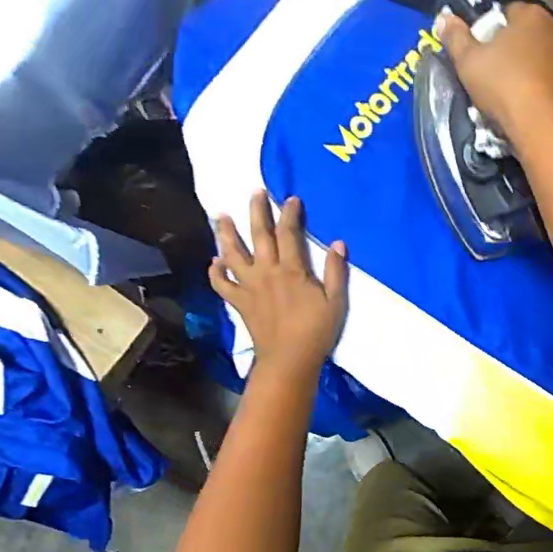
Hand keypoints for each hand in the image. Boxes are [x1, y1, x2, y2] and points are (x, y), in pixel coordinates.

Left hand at [211, 192, 348, 375]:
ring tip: (221, 217)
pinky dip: (216, 273)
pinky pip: (223, 285)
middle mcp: (267, 271)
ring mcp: (250, 286)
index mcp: (292, 269)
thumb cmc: (316, 331)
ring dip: (226, 234)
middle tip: (254, 192)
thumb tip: (338, 243)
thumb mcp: (336, 302)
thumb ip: (336, 271)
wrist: (289, 360)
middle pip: (259, 235)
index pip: (289, 233)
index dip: (290, 213)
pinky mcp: (240, 303)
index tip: (291, 199)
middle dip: (256, 211)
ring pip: (233, 254)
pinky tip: (214, 263)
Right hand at [436, 2, 552, 146]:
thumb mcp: (468, 64)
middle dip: (514, 53)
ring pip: (547, 60)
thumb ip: (455, 38)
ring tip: (517, 101)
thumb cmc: (504, 89)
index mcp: (530, 16)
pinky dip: (549, 93)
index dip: (490, 33)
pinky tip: (536, 112)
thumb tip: (443, 17)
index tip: (481, 57)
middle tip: (496, 81)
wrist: (549, 128)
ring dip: (533, 73)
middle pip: (529, 36)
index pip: (507, 13)